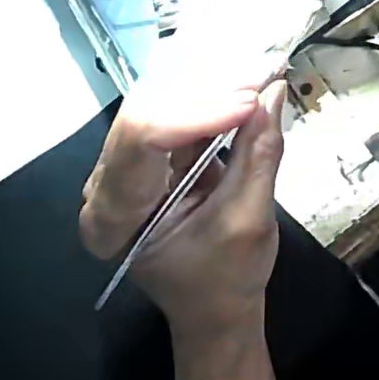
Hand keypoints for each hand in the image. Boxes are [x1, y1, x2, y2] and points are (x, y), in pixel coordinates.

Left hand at [81, 79, 290, 341]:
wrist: (215, 307)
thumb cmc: (225, 281)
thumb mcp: (249, 221)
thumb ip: (259, 154)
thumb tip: (272, 90)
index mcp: (113, 216)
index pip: (142, 140)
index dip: (196, 113)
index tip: (249, 102)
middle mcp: (106, 180)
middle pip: (149, 110)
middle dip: (207, 90)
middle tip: (260, 75)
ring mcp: (125, 161)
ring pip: (161, 100)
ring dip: (211, 83)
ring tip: (256, 72)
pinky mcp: (149, 150)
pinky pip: (176, 107)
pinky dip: (211, 93)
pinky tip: (242, 81)